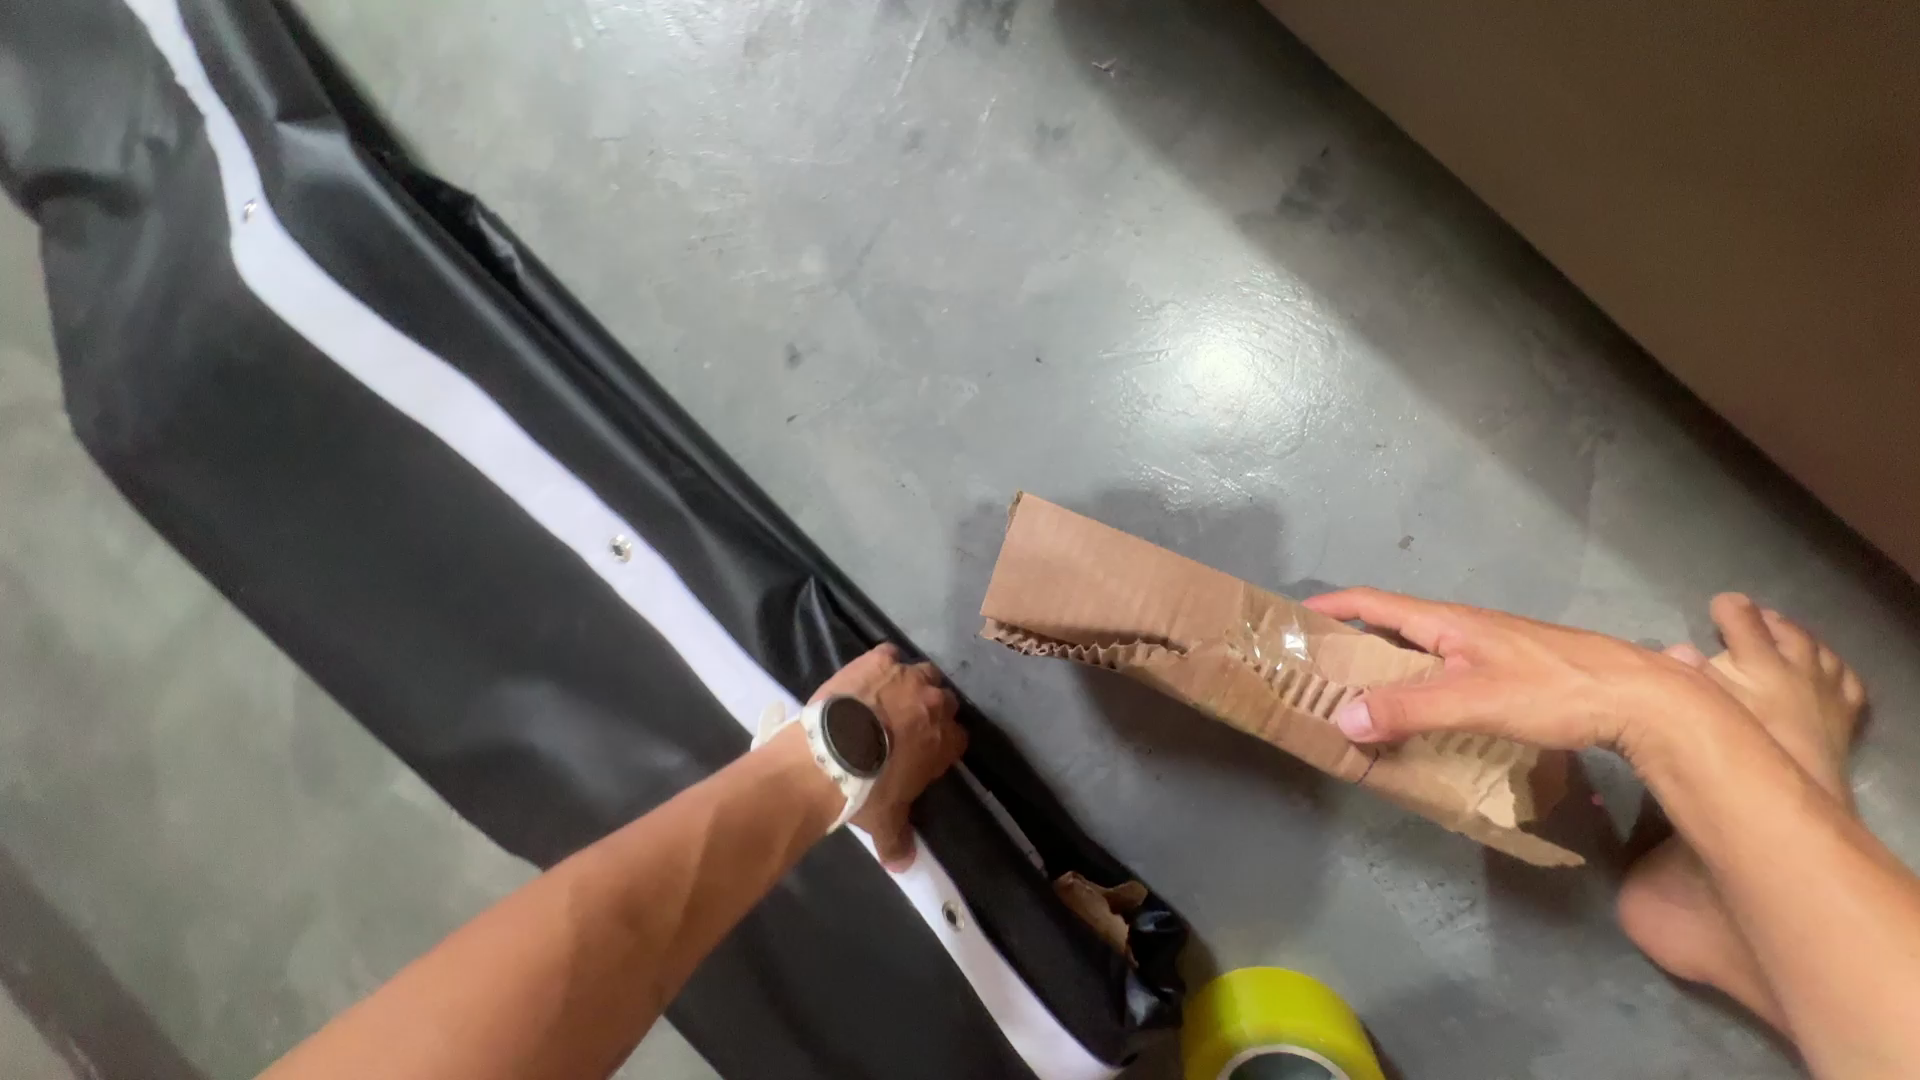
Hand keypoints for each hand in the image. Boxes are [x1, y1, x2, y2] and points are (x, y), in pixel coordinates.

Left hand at [811, 644, 966, 871]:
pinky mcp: (879, 659)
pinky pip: (890, 655)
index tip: (927, 751)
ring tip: (891, 697)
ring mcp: (908, 677)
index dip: (943, 743)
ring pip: (922, 673)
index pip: (959, 737)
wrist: (830, 754)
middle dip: (931, 711)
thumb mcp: (885, 820)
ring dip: (912, 684)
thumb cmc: (866, 788)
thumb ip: (898, 841)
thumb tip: (903, 868)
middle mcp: (936, 703)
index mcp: (945, 741)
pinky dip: (883, 664)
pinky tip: (870, 676)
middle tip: (908, 724)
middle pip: (945, 701)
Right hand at [1304, 587, 1747, 765]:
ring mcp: (1490, 647)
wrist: (1649, 700)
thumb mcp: (1473, 701)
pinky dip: (1419, 683)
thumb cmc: (1555, 690)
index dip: (1331, 606)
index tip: (1295, 618)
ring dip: (1386, 666)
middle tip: (1320, 670)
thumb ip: (1406, 709)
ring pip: (1422, 650)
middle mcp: (1462, 626)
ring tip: (1363, 697)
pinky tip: (1426, 714)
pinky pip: (1446, 669)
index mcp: (1446, 621)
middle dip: (1352, 641)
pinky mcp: (1513, 669)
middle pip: (1392, 625)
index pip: (1372, 602)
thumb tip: (1341, 719)